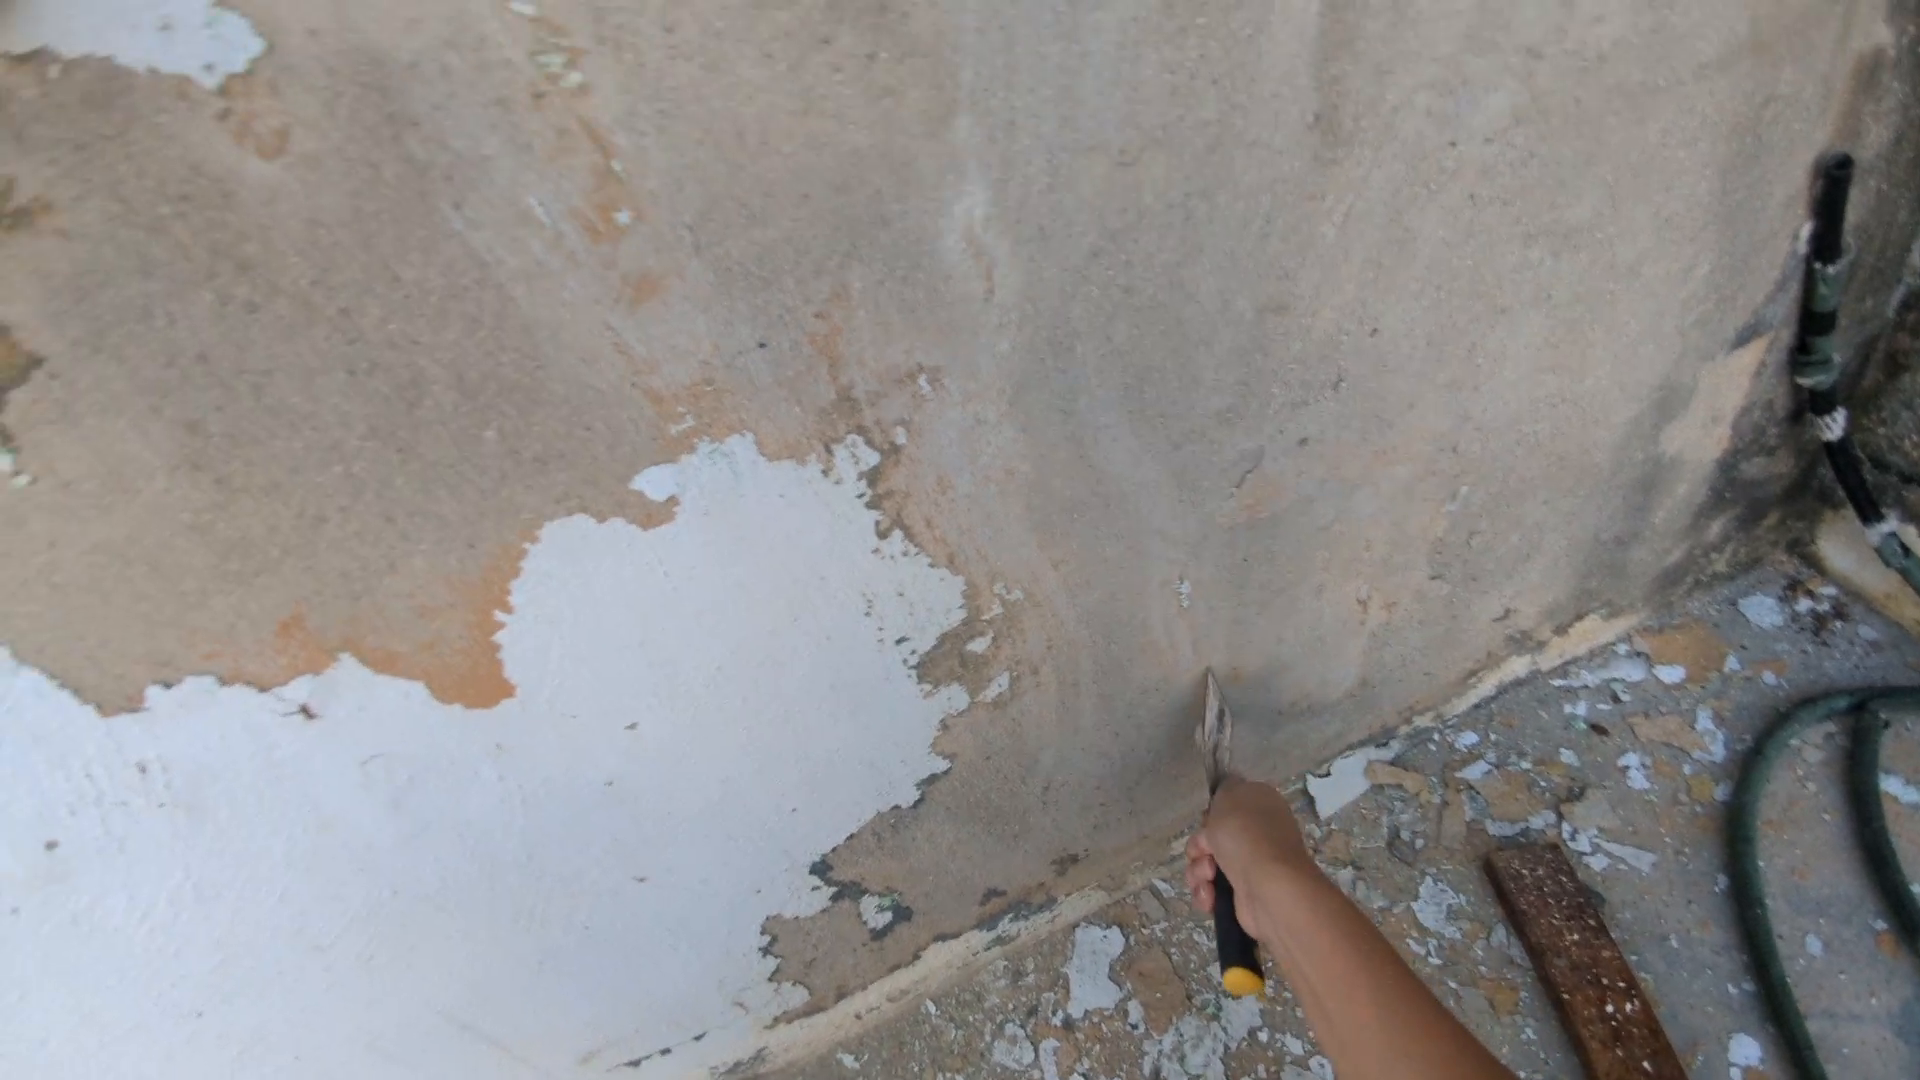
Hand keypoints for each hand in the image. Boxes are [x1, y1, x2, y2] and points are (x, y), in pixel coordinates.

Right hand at [1185, 777, 1314, 941]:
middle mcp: (1257, 836)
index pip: (1226, 806)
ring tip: (1208, 877)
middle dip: (1199, 845)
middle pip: (1210, 836)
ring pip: (1205, 863)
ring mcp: (1250, 867)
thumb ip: (1225, 788)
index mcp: (1260, 807)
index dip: (1210, 814)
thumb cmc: (1247, 834)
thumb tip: (1224, 794)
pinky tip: (1210, 895)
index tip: (1207, 821)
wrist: (1268, 886)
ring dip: (1198, 870)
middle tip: (1205, 852)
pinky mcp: (1242, 895)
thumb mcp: (1230, 794)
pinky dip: (1205, 892)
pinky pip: (1210, 889)